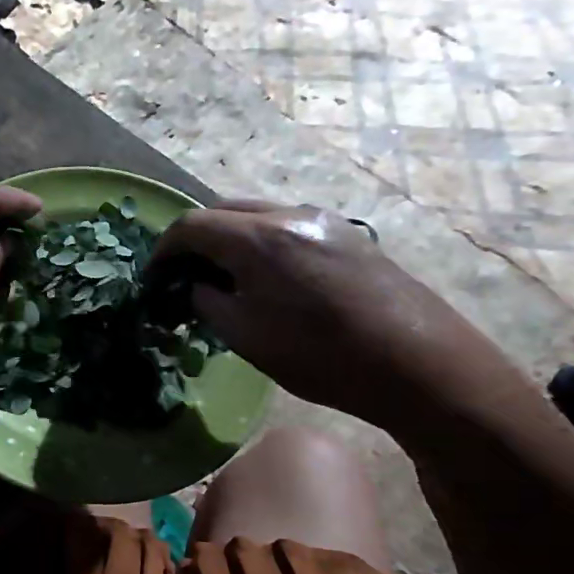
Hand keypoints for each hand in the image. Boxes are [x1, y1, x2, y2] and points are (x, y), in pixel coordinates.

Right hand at [151, 201, 533, 442]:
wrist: (419, 363)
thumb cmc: (323, 357)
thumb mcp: (248, 338)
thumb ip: (209, 303)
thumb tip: (197, 286)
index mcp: (258, 238)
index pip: (191, 225)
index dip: (163, 251)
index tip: (153, 279)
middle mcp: (289, 214)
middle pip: (223, 210)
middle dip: (196, 239)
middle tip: (185, 276)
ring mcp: (323, 219)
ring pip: (257, 215)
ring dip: (230, 239)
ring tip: (224, 278)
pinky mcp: (347, 234)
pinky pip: (287, 225)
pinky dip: (261, 243)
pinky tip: (267, 278)